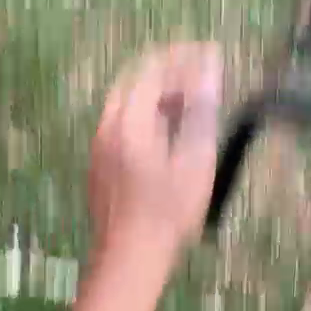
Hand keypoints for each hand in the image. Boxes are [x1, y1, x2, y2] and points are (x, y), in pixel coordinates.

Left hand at [89, 42, 223, 262]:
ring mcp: (99, 147)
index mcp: (128, 120)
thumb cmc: (168, 212)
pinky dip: (148, 117)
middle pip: (135, 83)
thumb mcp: (194, 158)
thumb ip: (200, 108)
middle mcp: (107, 126)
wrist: (129, 258)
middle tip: (202, 78)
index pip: (153, 69)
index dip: (183, 56)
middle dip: (169, 73)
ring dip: (159, 97)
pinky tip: (169, 138)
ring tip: (191, 107)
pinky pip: (123, 125)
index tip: (211, 53)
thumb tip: (210, 65)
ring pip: (127, 105)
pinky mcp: (99, 166)